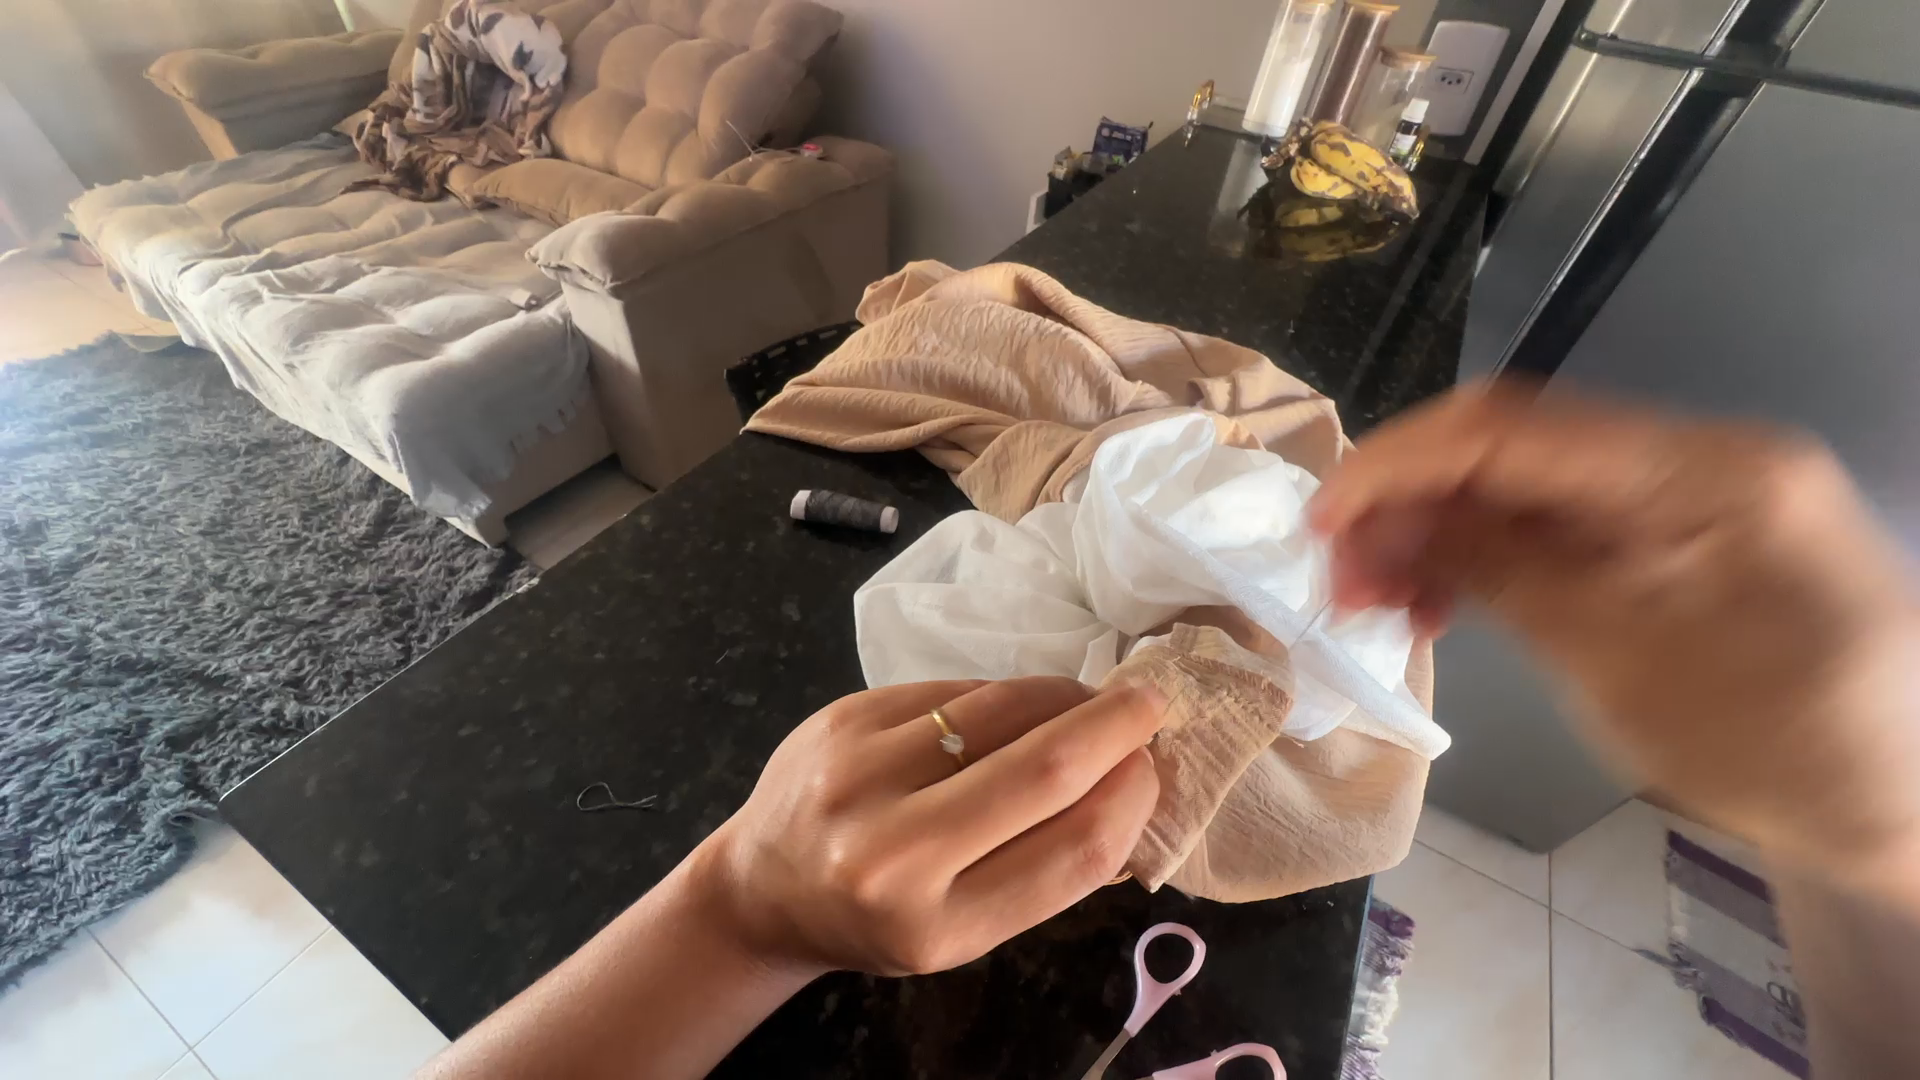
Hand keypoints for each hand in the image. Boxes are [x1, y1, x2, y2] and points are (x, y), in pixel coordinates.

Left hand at [692, 678, 1164, 976]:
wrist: (763, 881)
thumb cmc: (875, 916)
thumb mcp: (961, 924)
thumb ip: (1042, 863)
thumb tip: (1126, 780)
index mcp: (937, 925)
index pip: (1071, 852)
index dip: (1131, 800)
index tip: (1152, 767)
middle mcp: (893, 850)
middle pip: (1043, 769)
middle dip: (1114, 726)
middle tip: (1149, 703)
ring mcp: (860, 769)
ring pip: (1001, 708)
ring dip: (1063, 696)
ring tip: (1084, 701)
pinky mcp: (846, 713)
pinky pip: (955, 688)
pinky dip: (1003, 694)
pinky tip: (1014, 705)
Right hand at [1309, 382, 1919, 895]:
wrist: (1894, 803)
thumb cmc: (1771, 744)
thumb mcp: (1617, 659)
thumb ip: (1496, 573)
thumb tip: (1380, 532)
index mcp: (1697, 473)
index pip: (1506, 430)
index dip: (1394, 466)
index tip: (1320, 522)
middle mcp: (1672, 458)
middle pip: (1490, 444)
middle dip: (1395, 502)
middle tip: (1337, 575)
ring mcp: (1651, 492)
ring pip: (1491, 484)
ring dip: (1415, 534)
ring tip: (1367, 600)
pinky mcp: (1632, 530)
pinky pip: (1517, 523)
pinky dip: (1455, 557)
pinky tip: (1423, 603)